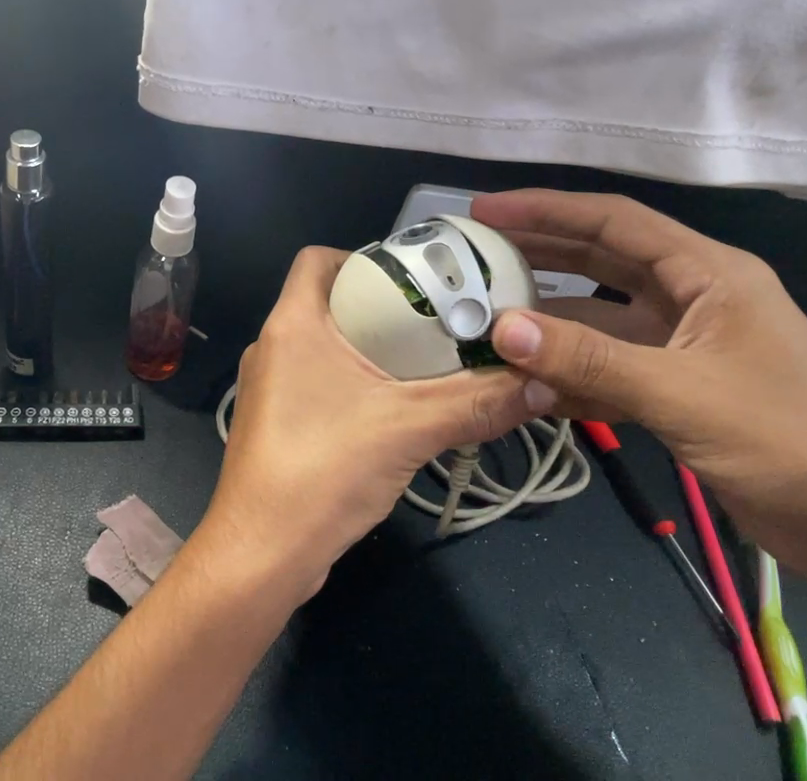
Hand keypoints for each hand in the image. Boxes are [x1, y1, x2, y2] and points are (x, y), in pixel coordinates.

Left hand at [203, 247, 543, 591]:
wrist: (263, 550)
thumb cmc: (325, 469)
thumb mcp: (412, 429)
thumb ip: (478, 402)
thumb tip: (544, 381)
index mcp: (292, 323)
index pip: (317, 259)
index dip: (362, 256)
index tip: (412, 277)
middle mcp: (272, 346)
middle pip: (326, 301)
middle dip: (379, 306)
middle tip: (433, 319)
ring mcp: (268, 387)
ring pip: (322, 346)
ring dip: (368, 349)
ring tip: (425, 360)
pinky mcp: (274, 424)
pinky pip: (316, 383)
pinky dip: (353, 383)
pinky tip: (395, 408)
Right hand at [469, 188, 806, 579]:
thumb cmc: (795, 441)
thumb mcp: (684, 395)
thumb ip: (589, 361)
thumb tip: (501, 329)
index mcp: (709, 275)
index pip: (615, 222)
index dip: (545, 210)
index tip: (481, 211)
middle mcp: (693, 300)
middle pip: (600, 263)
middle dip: (537, 256)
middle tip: (469, 257)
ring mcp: (685, 349)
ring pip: (599, 321)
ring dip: (546, 322)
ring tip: (479, 320)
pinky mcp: (680, 394)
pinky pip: (608, 371)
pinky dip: (567, 376)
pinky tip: (521, 385)